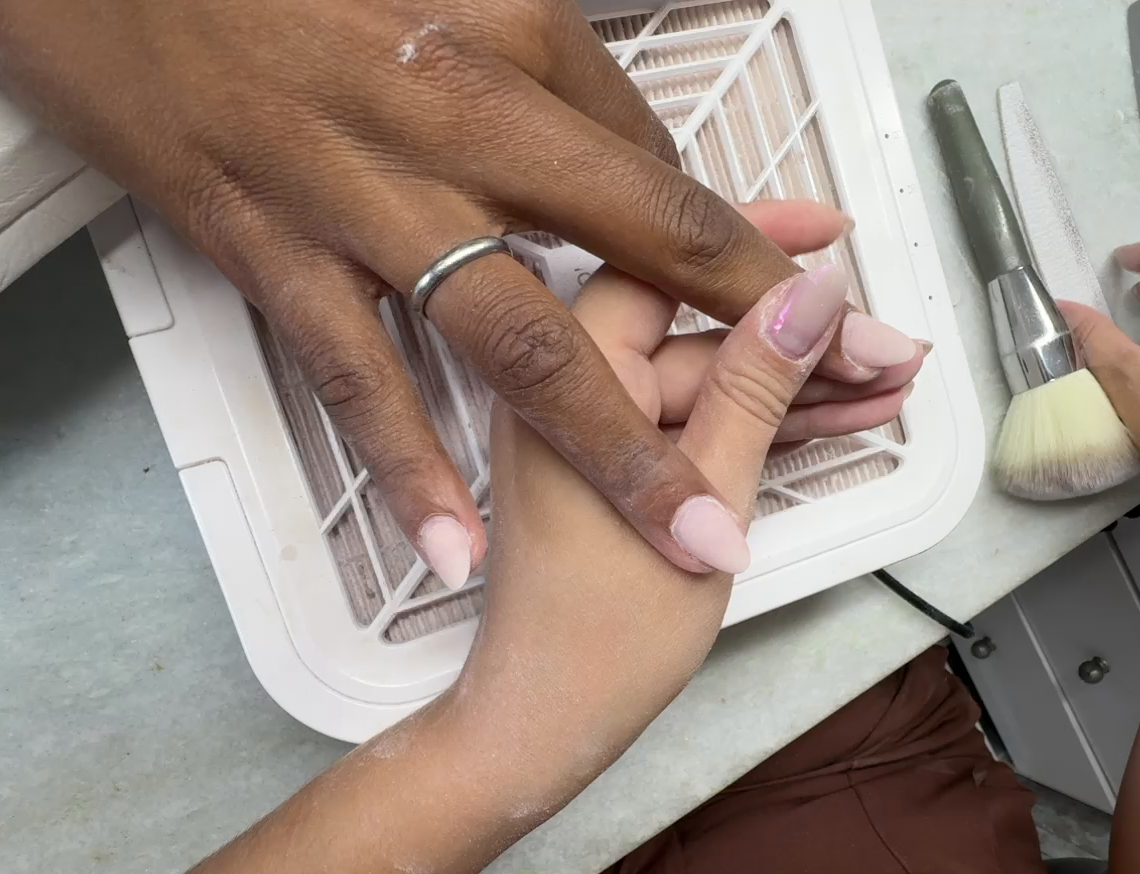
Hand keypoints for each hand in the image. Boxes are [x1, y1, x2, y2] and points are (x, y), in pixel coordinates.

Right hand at [0, 0, 923, 583]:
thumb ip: (549, 62)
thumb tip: (629, 150)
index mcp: (511, 34)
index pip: (662, 163)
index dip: (755, 240)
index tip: (832, 295)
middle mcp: (460, 121)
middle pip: (646, 249)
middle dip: (763, 330)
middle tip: (869, 382)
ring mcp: (367, 201)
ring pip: (522, 346)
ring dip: (621, 454)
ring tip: (699, 541)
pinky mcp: (271, 254)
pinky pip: (360, 381)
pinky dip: (412, 469)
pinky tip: (462, 555)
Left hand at [455, 209, 859, 751]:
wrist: (552, 722)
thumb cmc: (612, 624)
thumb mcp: (704, 497)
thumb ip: (756, 388)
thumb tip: (817, 290)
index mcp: (569, 373)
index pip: (664, 269)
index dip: (753, 245)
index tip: (839, 233)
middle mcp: (578, 388)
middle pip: (704, 336)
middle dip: (805, 344)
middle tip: (900, 349)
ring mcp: (605, 434)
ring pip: (717, 390)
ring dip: (804, 393)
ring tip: (899, 387)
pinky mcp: (631, 472)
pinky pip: (704, 433)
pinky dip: (768, 433)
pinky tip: (849, 421)